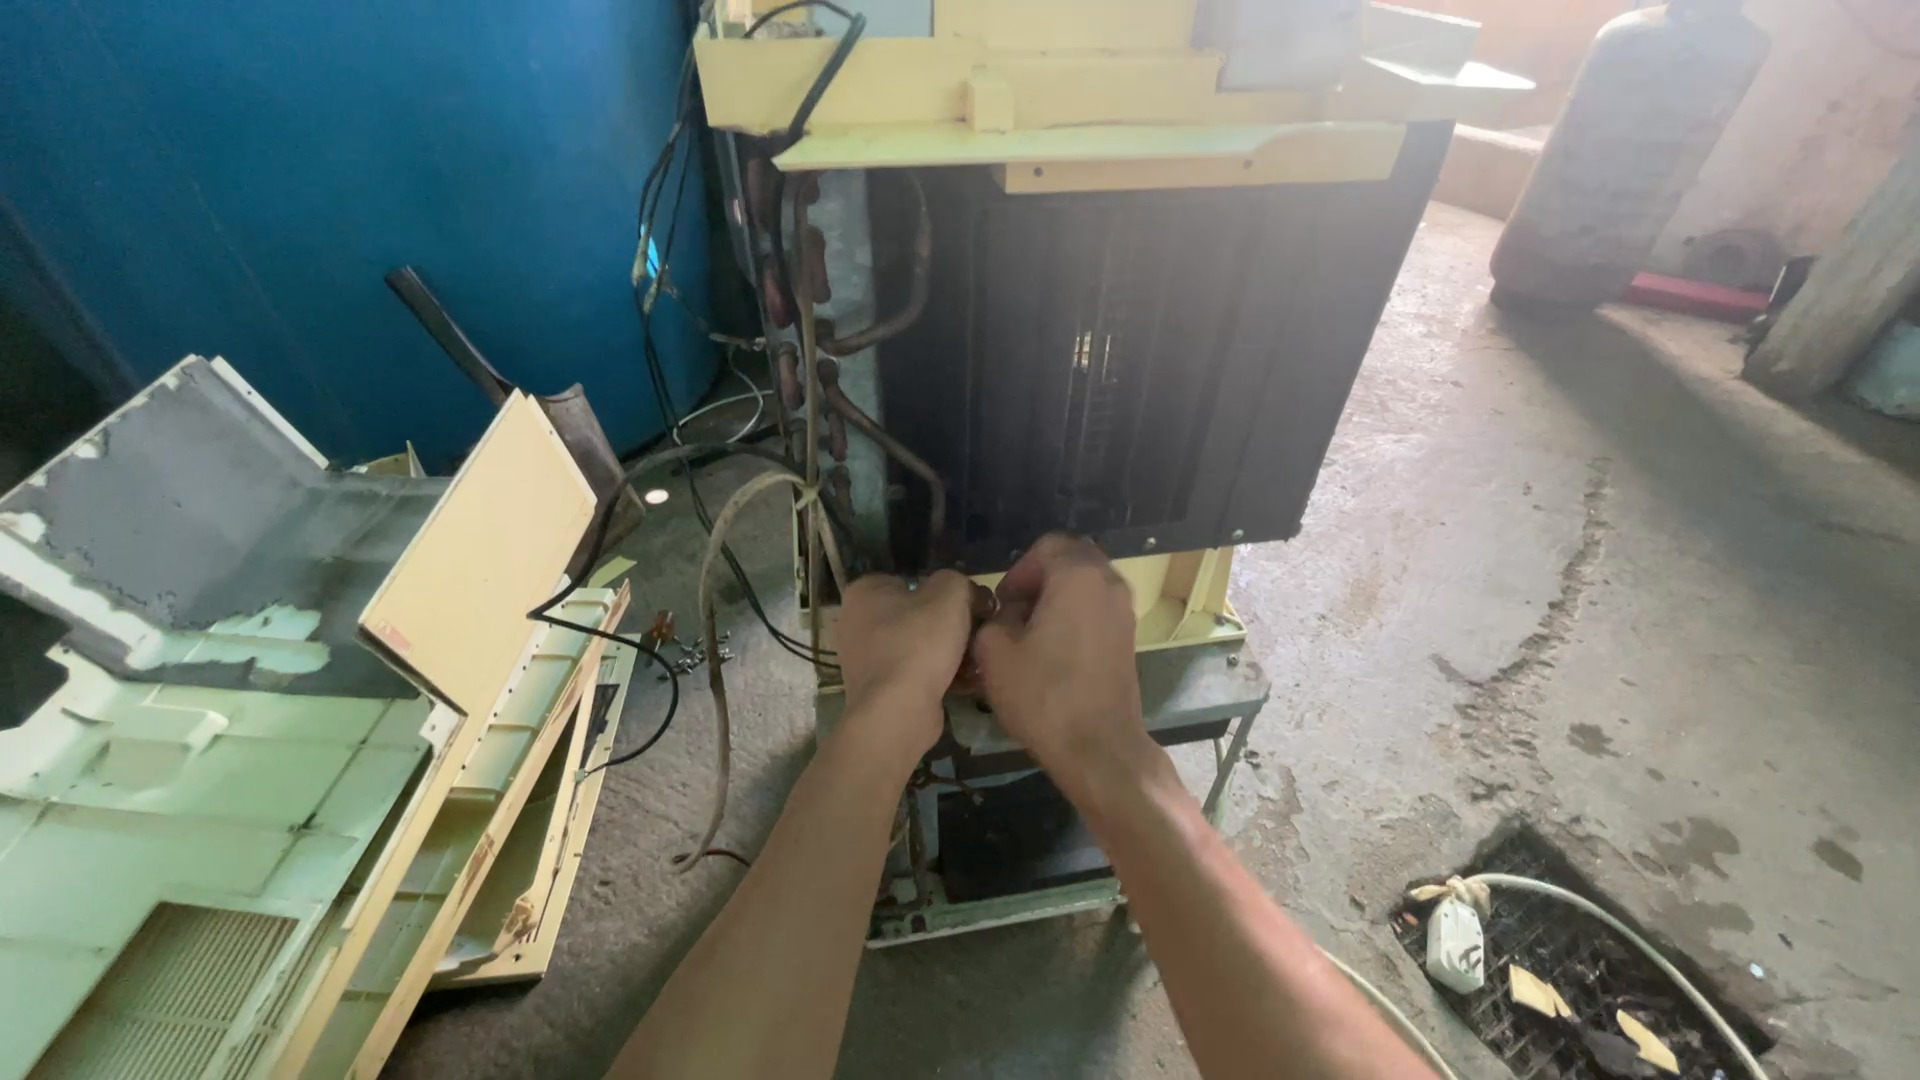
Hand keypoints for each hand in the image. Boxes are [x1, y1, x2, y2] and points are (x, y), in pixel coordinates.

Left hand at [832, 569, 973, 769]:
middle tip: (976, 634)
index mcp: (864, 591)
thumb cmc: (919, 642)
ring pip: (918, 646)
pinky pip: (914, 673)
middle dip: (948, 626)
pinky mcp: (877, 689)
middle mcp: (856, 622)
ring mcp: (864, 658)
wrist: (898, 711)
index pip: (912, 580)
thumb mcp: (951, 593)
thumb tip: (970, 595)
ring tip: (975, 660)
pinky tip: (964, 682)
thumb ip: (960, 582)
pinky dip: (938, 676)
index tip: (969, 607)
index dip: (944, 592)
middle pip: (916, 615)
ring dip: (948, 653)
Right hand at [971, 535, 1151, 792]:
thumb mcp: (994, 653)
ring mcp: (1124, 611)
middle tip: (1015, 614)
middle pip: (1070, 560)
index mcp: (1078, 576)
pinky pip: (1096, 609)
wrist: (1098, 748)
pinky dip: (1074, 617)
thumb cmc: (1043, 695)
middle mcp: (1109, 583)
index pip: (1046, 546)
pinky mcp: (1128, 638)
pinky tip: (1052, 652)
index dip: (1018, 571)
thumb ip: (992, 619)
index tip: (1002, 606)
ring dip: (1056, 599)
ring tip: (1030, 635)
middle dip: (1039, 580)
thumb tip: (1007, 616)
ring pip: (1085, 585)